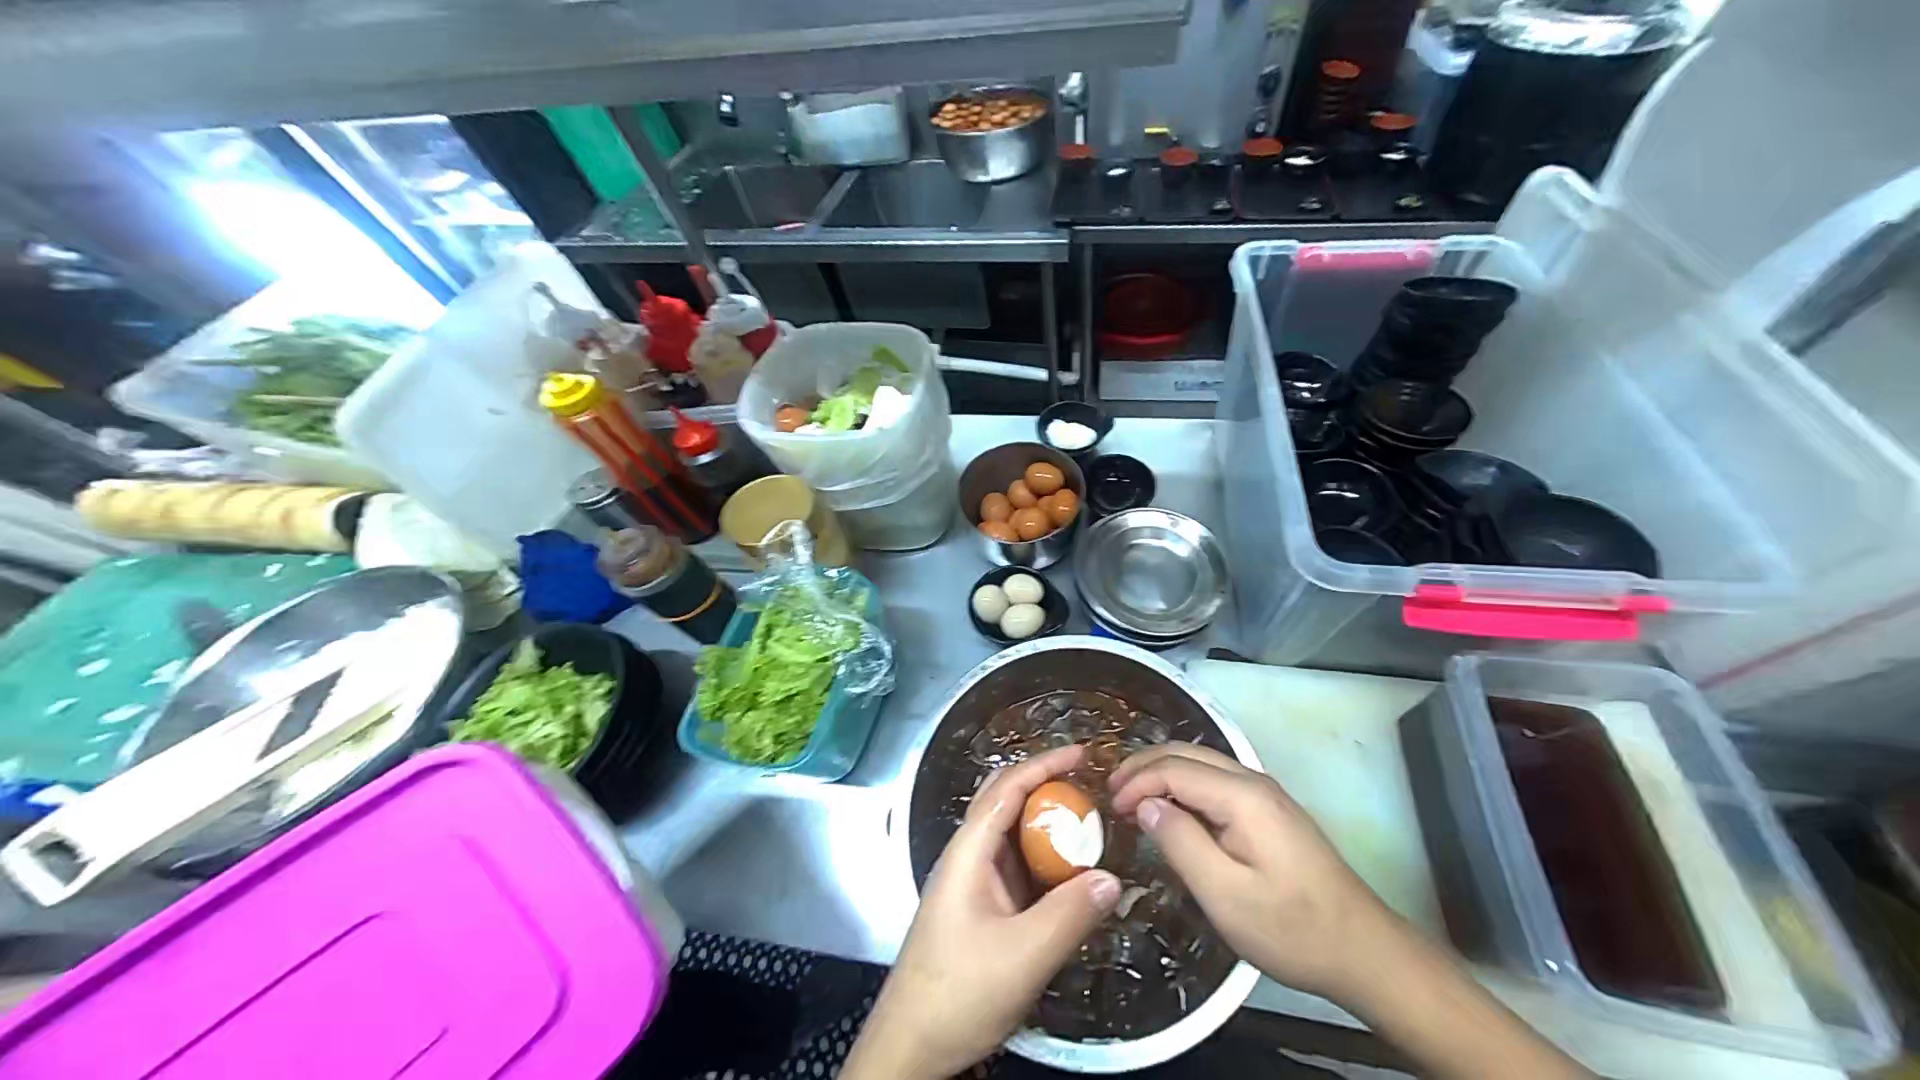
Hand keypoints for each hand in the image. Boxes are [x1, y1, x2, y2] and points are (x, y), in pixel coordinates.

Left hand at [843, 744, 1120, 1079]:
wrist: (911, 1045)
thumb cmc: (958, 993)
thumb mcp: (1022, 955)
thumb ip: (1070, 915)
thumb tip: (1113, 878)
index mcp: (969, 852)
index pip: (1007, 787)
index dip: (1044, 764)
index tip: (1082, 753)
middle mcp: (969, 857)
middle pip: (1007, 804)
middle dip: (1047, 787)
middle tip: (1092, 786)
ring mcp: (973, 884)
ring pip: (1014, 838)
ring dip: (1049, 827)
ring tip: (1093, 824)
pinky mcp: (981, 909)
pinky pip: (1018, 870)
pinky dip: (1046, 862)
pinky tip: (1073, 873)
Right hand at [1111, 744, 1593, 1079]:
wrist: (1365, 952)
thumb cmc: (1291, 928)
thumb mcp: (1225, 894)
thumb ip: (1180, 842)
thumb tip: (1144, 804)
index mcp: (1242, 795)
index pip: (1173, 768)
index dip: (1136, 783)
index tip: (1110, 810)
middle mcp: (1252, 781)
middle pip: (1185, 753)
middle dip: (1142, 766)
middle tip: (1109, 792)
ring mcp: (1264, 794)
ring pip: (1200, 762)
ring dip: (1160, 771)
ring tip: (1130, 794)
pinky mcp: (1268, 811)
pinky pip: (1214, 780)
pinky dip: (1181, 783)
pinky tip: (1169, 805)